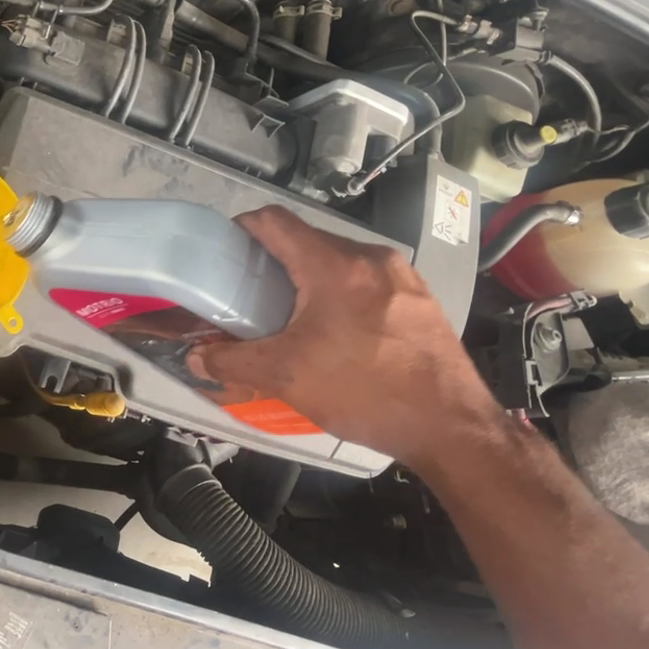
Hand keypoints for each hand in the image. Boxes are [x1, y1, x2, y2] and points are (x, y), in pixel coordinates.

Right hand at [188, 206, 503, 468]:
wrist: (452, 427)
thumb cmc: (364, 392)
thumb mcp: (285, 377)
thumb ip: (231, 362)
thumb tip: (196, 358)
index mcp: (334, 266)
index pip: (275, 221)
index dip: (242, 228)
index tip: (224, 251)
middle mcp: (371, 258)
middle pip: (307, 239)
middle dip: (273, 259)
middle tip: (249, 292)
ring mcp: (402, 276)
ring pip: (338, 259)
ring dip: (307, 276)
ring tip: (289, 313)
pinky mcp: (421, 297)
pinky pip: (367, 278)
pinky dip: (340, 291)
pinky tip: (335, 329)